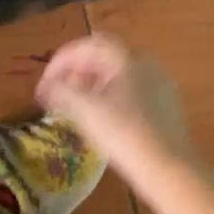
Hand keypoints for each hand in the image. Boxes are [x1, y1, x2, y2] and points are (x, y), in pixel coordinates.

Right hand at [35, 35, 192, 168]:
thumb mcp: (84, 109)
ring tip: (74, 104)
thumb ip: (60, 91)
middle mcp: (146, 64)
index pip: (88, 45)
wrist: (168, 168)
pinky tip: (100, 116)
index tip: (46, 81)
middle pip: (104, 57)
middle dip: (76, 71)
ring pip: (118, 74)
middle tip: (58, 90)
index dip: (62, 60)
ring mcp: (159, 84)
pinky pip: (131, 90)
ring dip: (92, 83)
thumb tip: (46, 86)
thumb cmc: (123, 133)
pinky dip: (110, 95)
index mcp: (127, 58)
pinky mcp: (166, 105)